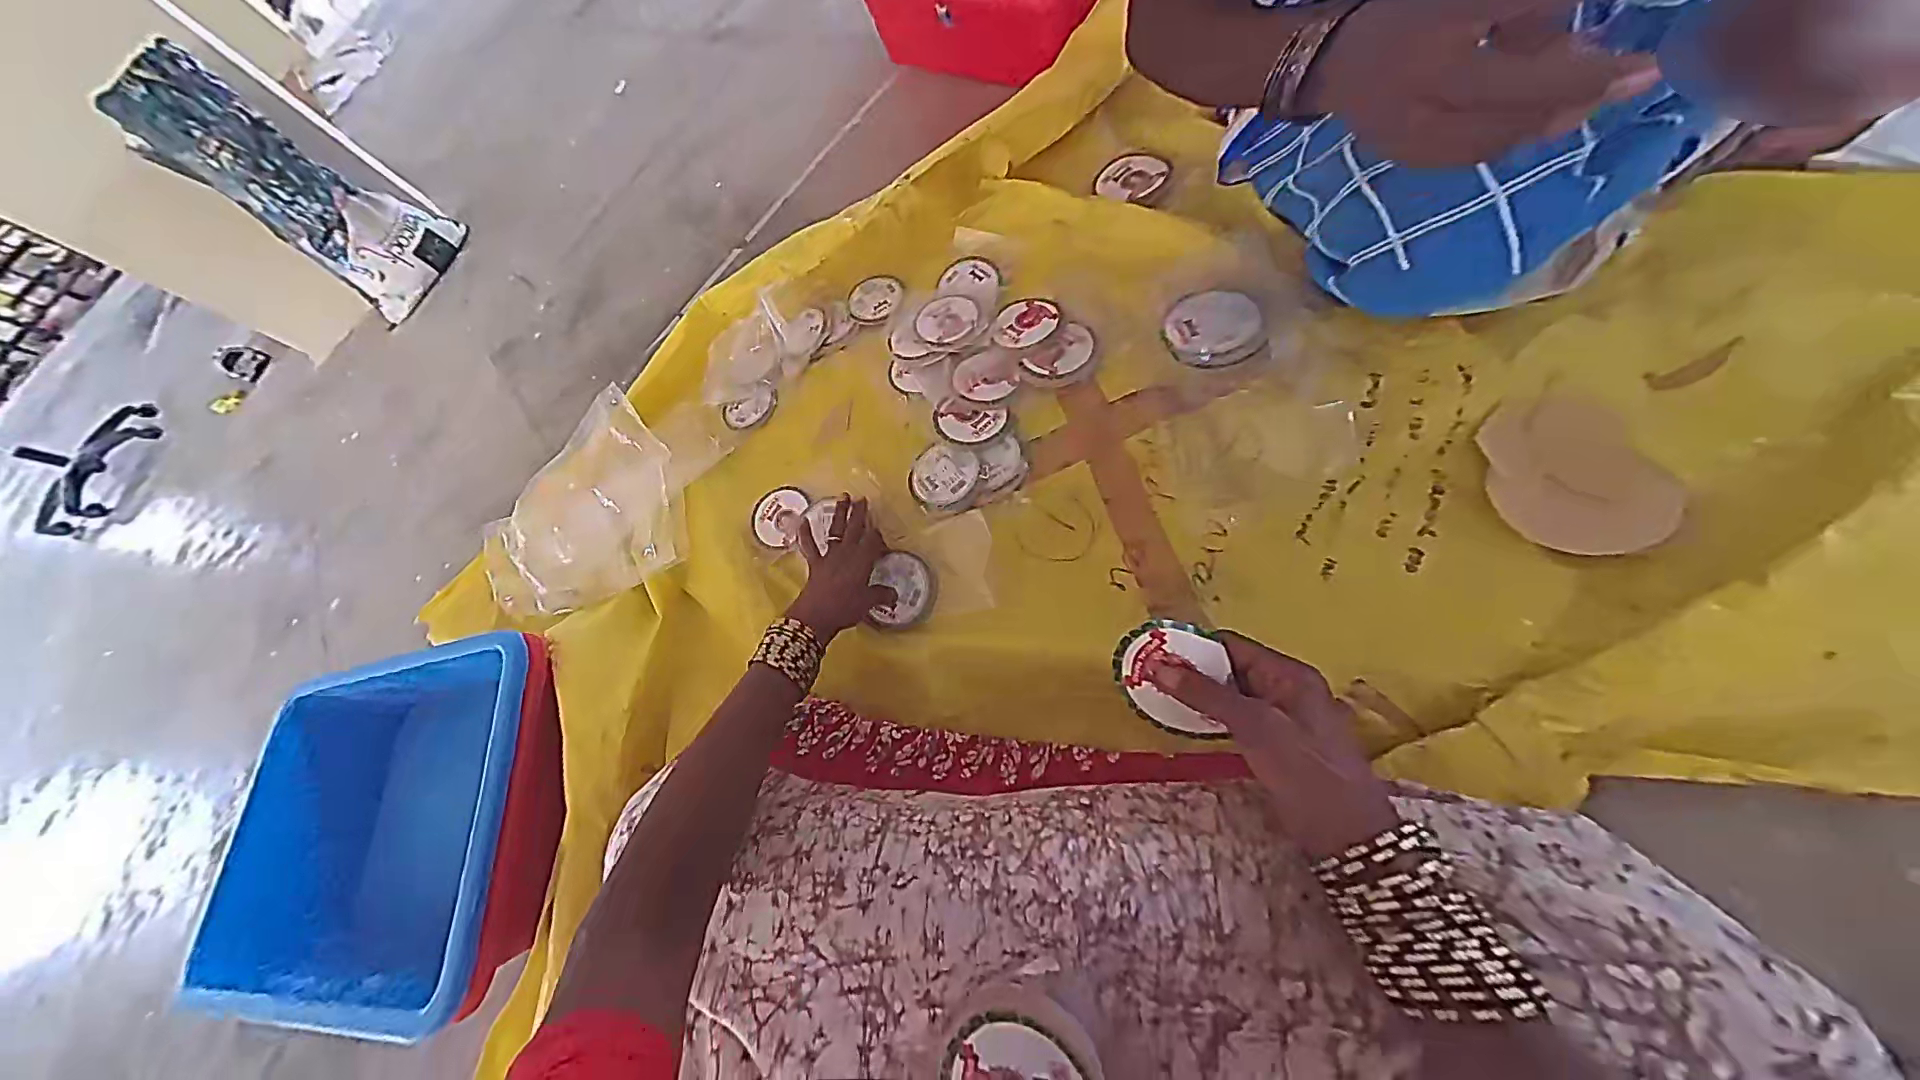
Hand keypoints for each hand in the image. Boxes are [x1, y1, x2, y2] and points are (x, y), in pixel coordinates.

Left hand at [786, 495, 894, 637]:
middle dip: (860, 513)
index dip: (879, 536)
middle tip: (863, 499)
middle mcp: (846, 553)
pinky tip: (803, 521)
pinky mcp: (815, 563)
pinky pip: (809, 546)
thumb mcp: (868, 602)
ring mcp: (829, 557)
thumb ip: (882, 595)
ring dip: (839, 514)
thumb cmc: (845, 607)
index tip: (884, 534)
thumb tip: (894, 595)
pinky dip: (805, 534)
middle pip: (855, 529)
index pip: (873, 541)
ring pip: (836, 530)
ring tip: (843, 498)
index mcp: (862, 560)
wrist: (816, 616)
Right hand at [1147, 631, 1398, 858]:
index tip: (1156, 656)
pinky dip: (1213, 717)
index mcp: (1290, 675)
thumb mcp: (1255, 727)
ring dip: (1200, 696)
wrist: (1350, 838)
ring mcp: (1283, 718)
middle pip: (1230, 668)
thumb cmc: (1306, 773)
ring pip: (1232, 694)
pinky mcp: (1277, 744)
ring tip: (1163, 700)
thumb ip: (1207, 694)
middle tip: (1152, 680)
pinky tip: (1190, 725)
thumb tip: (1160, 666)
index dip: (1194, 648)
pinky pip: (1238, 718)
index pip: (1232, 646)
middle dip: (1193, 672)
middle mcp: (1287, 689)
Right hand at [1303, 0, 1662, 166]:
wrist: (1332, 62)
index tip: (1632, 36)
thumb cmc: (1407, 12)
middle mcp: (1422, 77)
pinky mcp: (1403, 150)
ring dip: (1552, 117)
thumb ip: (1526, 14)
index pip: (1523, 12)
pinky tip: (1539, 123)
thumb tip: (1579, 37)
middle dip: (1583, 83)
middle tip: (1641, 75)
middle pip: (1517, 91)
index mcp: (1441, 18)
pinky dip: (1510, 139)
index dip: (1572, 31)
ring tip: (1593, 99)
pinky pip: (1469, 153)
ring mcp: (1407, 124)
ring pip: (1496, 131)